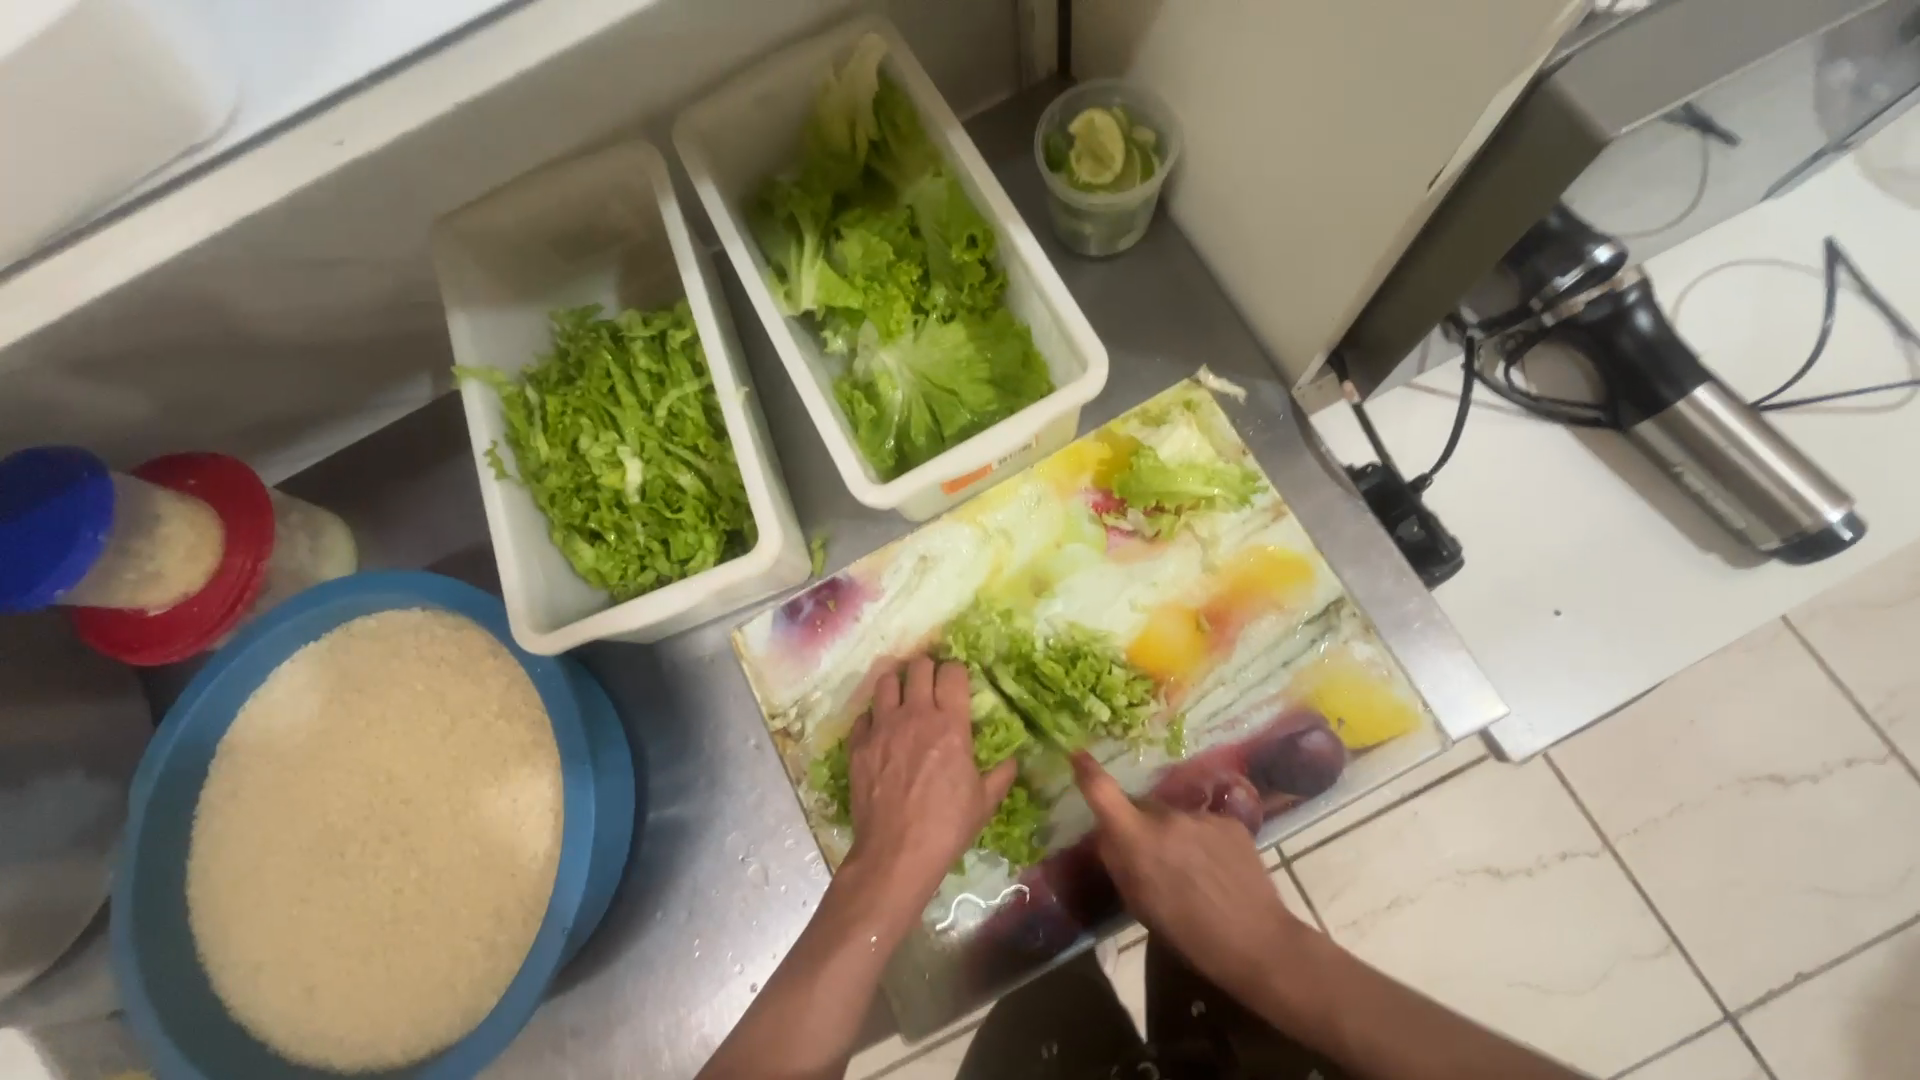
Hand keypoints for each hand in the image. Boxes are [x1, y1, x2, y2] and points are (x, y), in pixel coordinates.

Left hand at [843, 656, 1017, 917]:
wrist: (896, 852)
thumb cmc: (947, 826)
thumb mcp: (984, 803)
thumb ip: (1000, 775)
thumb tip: (1013, 761)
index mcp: (950, 724)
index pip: (953, 672)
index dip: (957, 671)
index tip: (957, 682)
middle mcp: (915, 715)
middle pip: (919, 666)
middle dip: (927, 669)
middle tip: (930, 683)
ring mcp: (882, 727)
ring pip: (886, 681)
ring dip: (897, 684)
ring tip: (902, 696)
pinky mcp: (858, 744)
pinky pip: (863, 715)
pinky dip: (873, 717)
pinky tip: (880, 730)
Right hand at [1073, 752, 1305, 996]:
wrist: (1255, 942)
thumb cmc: (1186, 933)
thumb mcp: (1138, 903)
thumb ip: (1119, 862)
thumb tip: (1109, 835)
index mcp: (1137, 838)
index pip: (1103, 793)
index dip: (1088, 772)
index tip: (1078, 756)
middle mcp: (1167, 817)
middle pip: (1143, 809)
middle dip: (1142, 827)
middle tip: (1155, 861)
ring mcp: (1202, 817)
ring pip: (1176, 819)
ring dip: (1176, 836)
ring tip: (1194, 873)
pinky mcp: (1231, 822)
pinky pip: (1205, 825)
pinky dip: (1205, 842)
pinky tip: (1218, 870)